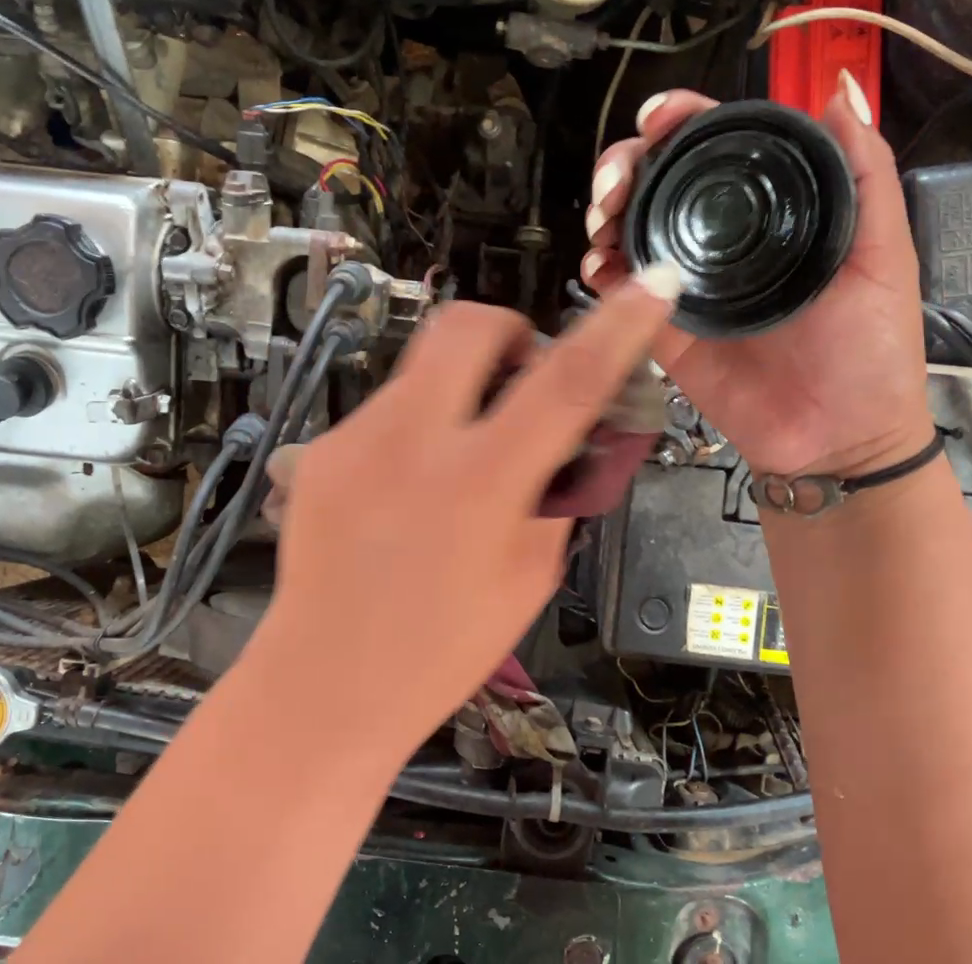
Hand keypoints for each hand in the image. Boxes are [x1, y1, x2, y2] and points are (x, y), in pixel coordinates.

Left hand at [238, 273, 678, 749]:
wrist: (325, 683)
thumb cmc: (440, 650)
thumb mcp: (528, 578)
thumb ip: (558, 494)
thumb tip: (579, 436)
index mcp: (479, 485)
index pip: (565, 383)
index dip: (616, 329)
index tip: (649, 288)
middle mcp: (410, 444)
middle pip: (468, 325)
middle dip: (510, 331)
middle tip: (523, 379)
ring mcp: (355, 440)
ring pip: (424, 369)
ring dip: (460, 390)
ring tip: (460, 459)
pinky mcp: (322, 449)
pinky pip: (387, 410)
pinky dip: (418, 428)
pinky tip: (409, 488)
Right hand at [582, 82, 932, 475]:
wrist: (839, 439)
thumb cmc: (871, 349)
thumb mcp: (884, 256)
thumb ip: (865, 176)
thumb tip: (840, 88)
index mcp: (773, 211)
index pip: (718, 148)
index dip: (682, 121)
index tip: (657, 117)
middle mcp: (724, 239)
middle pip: (660, 182)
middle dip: (626, 165)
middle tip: (614, 181)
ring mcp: (688, 283)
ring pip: (630, 228)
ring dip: (605, 211)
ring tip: (602, 218)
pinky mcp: (664, 328)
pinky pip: (620, 291)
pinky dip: (600, 269)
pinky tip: (599, 266)